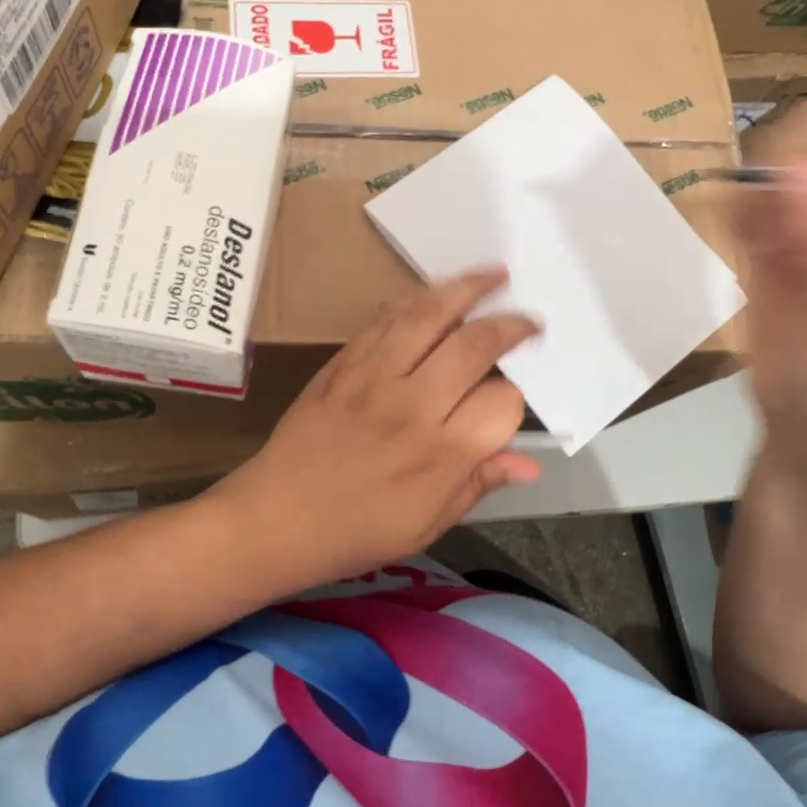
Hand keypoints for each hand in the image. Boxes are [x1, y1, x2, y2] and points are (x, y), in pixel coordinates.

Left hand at [213, 270, 541, 581]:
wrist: (277, 518)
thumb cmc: (357, 531)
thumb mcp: (427, 523)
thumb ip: (478, 483)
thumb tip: (529, 461)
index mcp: (441, 453)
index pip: (502, 402)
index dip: (515, 397)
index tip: (510, 399)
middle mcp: (412, 405)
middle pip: (473, 345)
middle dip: (509, 325)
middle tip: (529, 318)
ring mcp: (373, 377)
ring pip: (428, 316)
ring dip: (465, 288)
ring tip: (493, 274)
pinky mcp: (342, 364)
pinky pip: (383, 320)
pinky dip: (414, 301)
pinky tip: (433, 294)